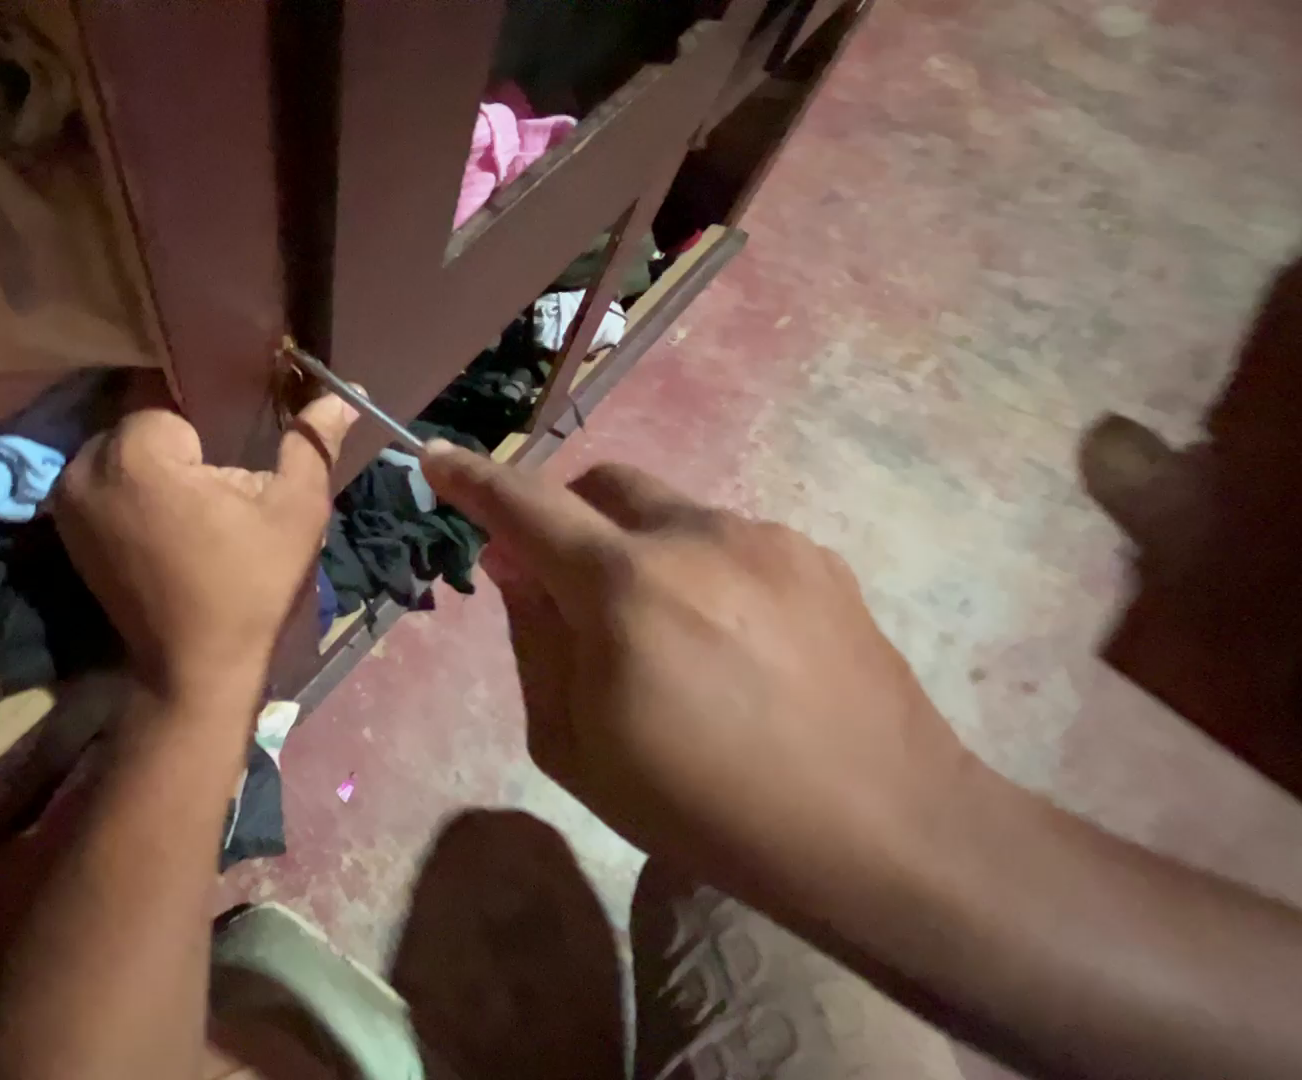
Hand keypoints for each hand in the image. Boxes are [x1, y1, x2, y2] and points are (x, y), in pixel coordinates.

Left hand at [53, 396, 355, 705]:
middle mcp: (88, 468)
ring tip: (190, 511)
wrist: (197, 667)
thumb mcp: (296, 510)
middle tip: (214, 491)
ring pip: (119, 452)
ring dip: (151, 468)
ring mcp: (68, 502)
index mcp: (139, 454)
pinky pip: (101, 483)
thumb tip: (347, 397)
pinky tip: (162, 527)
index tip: (229, 468)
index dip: (206, 433)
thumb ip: (313, 442)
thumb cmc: (251, 585)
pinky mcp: (66, 530)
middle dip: (177, 447)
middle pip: (140, 425)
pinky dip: (129, 492)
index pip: (171, 403)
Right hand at [421, 445, 978, 905]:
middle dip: (564, 515)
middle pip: (602, 485)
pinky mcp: (816, 558)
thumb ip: (533, 638)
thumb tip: (514, 564)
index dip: (473, 479)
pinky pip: (726, 541)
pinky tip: (729, 645)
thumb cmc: (699, 804)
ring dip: (636, 551)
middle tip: (563, 582)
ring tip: (666, 638)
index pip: (525, 506)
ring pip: (668, 514)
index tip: (437, 458)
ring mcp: (765, 540)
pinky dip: (695, 569)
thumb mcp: (573, 744)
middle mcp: (693, 536)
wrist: (882, 835)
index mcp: (623, 586)